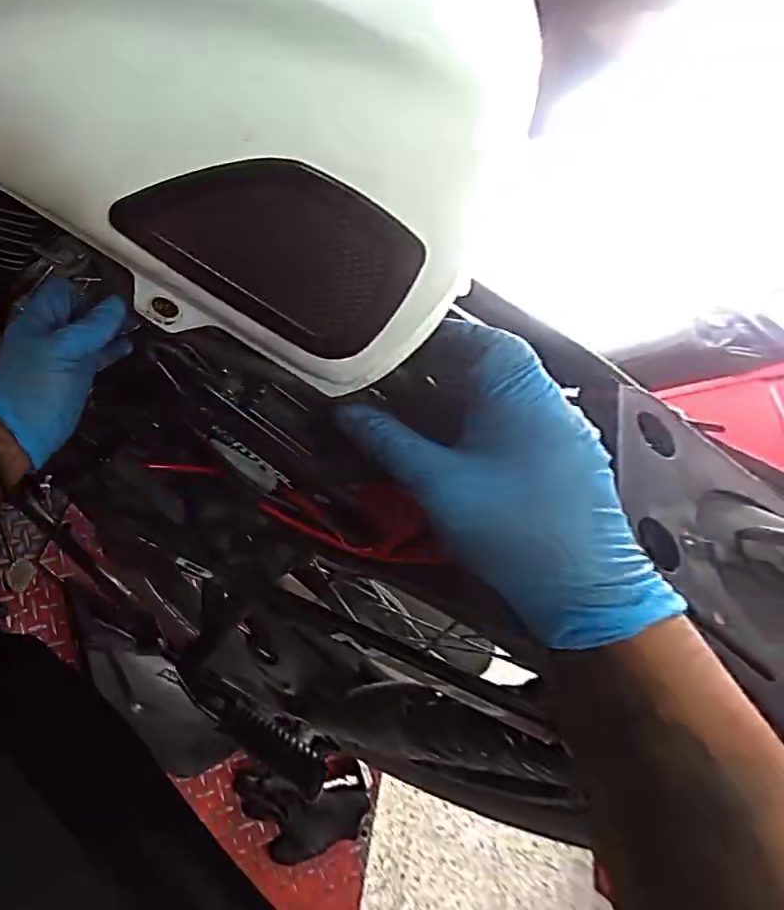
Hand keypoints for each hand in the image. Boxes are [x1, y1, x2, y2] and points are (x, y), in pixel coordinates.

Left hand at [0, 276, 130, 467]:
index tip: (121, 283)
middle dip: (104, 305)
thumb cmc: (36, 389)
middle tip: (140, 300)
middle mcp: (47, 333)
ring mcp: (59, 356)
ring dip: (110, 327)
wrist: (16, 435)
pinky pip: (91, 356)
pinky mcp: (70, 377)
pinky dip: (107, 349)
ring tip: (140, 321)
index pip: (63, 289)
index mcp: (37, 320)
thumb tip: (116, 303)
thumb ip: (91, 326)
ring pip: (87, 333)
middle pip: (78, 310)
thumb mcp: (64, 351)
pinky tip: (128, 346)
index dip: (88, 284)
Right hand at [335, 320, 684, 649]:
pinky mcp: (543, 460)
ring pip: (488, 396)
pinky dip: (456, 419)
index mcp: (526, 404)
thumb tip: (347, 412)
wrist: (578, 591)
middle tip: (379, 374)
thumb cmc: (517, 533)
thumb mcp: (432, 479)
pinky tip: (423, 436)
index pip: (488, 342)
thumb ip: (384, 438)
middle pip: (485, 367)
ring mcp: (549, 437)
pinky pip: (496, 422)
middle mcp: (545, 413)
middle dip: (428, 367)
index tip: (393, 339)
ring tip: (391, 404)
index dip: (438, 334)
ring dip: (439, 395)